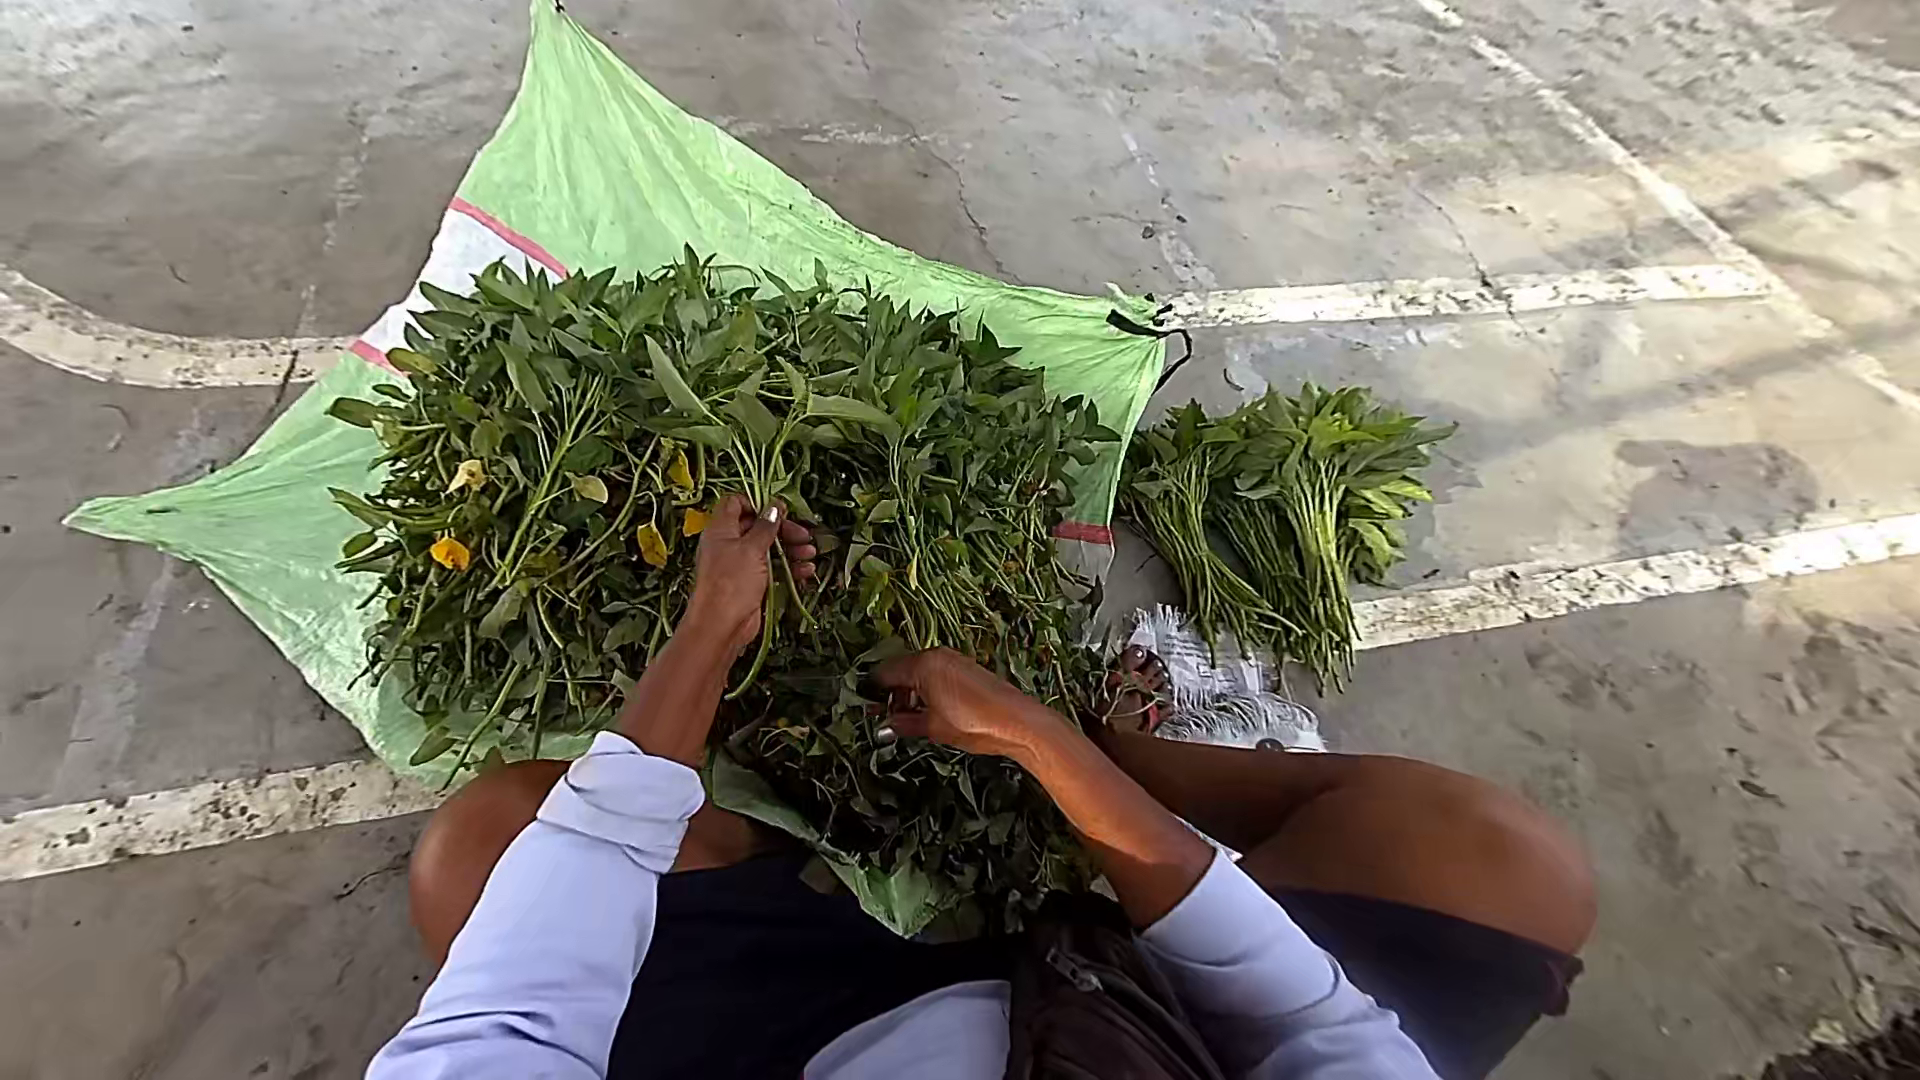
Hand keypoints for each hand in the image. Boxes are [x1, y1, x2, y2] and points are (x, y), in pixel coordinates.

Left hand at [683, 493, 816, 652]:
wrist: (722, 626)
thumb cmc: (731, 583)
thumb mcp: (751, 548)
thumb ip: (765, 526)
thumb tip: (774, 507)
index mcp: (721, 530)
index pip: (735, 503)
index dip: (757, 503)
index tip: (779, 510)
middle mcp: (729, 544)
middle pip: (757, 526)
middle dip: (782, 529)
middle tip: (803, 535)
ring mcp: (740, 564)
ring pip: (768, 548)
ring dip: (791, 549)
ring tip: (809, 553)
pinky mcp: (751, 582)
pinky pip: (773, 568)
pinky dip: (789, 567)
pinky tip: (805, 570)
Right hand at [872, 647, 1072, 760]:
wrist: (1016, 721)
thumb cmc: (973, 722)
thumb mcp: (933, 727)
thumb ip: (904, 723)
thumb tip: (887, 724)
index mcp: (922, 665)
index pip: (885, 672)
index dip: (872, 691)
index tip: (866, 707)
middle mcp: (936, 656)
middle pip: (901, 669)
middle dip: (891, 692)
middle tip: (883, 716)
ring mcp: (952, 660)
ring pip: (918, 671)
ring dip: (908, 692)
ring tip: (905, 718)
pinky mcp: (965, 668)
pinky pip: (935, 673)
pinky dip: (925, 688)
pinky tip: (927, 710)